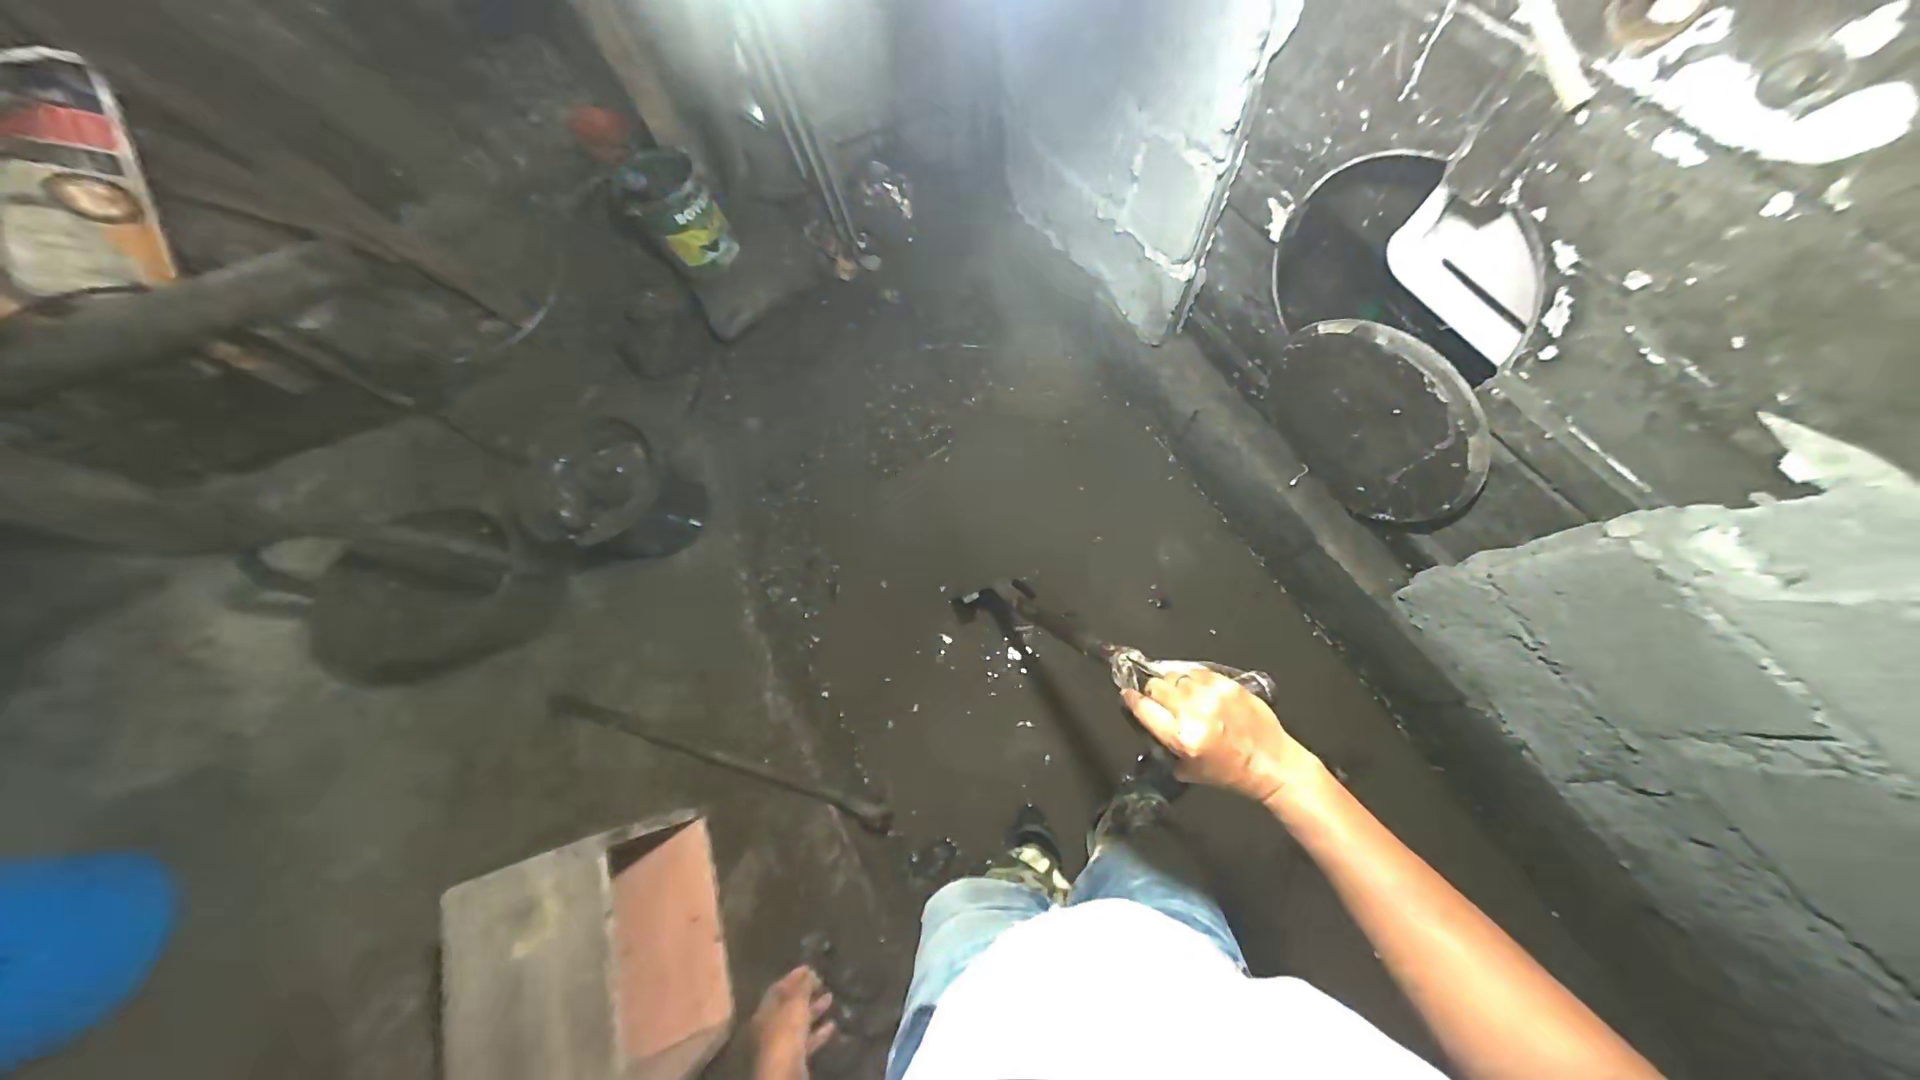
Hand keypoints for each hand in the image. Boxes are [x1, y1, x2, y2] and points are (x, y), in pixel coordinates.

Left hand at [751, 965, 835, 1079]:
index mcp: (766, 1010)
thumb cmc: (786, 1033)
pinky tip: (832, 1025)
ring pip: (799, 1022)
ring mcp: (782, 1043)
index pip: (779, 987)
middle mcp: (771, 1026)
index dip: (794, 976)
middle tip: (822, 981)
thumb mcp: (796, 1003)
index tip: (811, 967)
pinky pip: (807, 1040)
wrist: (785, 1074)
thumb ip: (803, 986)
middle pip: (789, 1004)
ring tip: (831, 998)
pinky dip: (818, 1032)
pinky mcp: (794, 1058)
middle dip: (806, 992)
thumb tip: (809, 971)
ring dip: (815, 1010)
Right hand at [1123, 668, 1321, 806]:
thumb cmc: (1230, 773)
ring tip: (1185, 697)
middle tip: (1164, 702)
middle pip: (1156, 686)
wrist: (1272, 763)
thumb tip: (1147, 719)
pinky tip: (1202, 692)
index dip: (1131, 699)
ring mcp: (1212, 696)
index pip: (1143, 707)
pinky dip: (1194, 679)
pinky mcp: (1228, 685)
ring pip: (1175, 675)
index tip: (1127, 695)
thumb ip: (1164, 744)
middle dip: (1155, 693)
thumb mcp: (1188, 770)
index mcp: (1182, 738)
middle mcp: (1194, 714)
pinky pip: (1198, 671)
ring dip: (1176, 685)